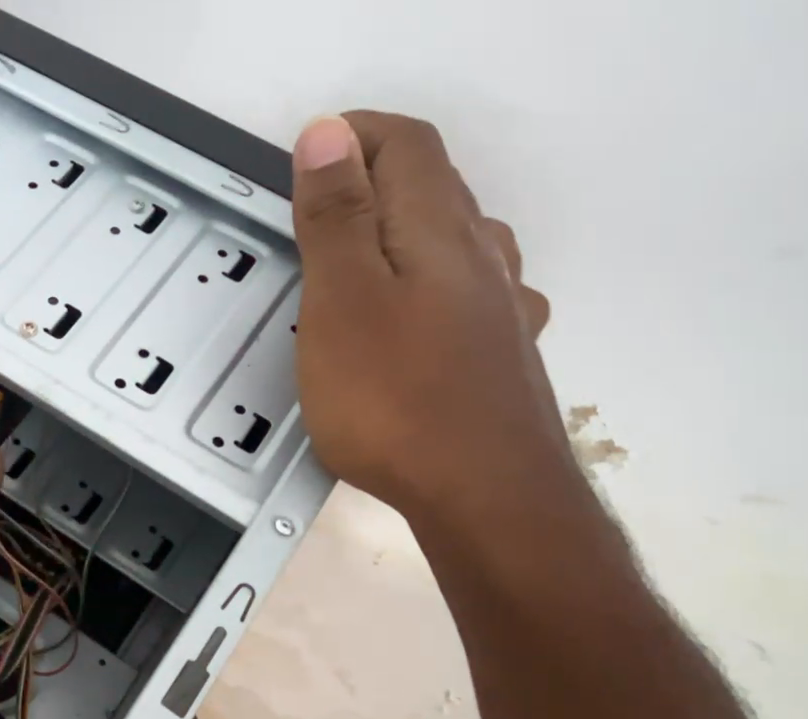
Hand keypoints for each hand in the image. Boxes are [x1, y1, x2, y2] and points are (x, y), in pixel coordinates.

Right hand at [290, 111, 566, 523]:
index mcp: (439, 232)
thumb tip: (328, 132)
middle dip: (374, 179)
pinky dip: (433, 285)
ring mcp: (503, 309)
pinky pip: (469, 294)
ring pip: (457, 242)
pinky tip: (420, 321)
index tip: (303, 157)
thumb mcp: (342, 302)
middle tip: (314, 209)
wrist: (486, 497)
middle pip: (435, 187)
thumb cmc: (397, 399)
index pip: (405, 145)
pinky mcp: (504, 357)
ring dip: (408, 231)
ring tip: (361, 260)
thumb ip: (336, 216)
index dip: (354, 134)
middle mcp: (484, 257)